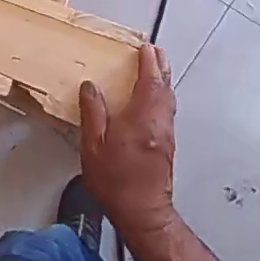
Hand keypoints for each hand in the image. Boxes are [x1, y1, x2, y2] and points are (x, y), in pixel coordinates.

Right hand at [79, 44, 177, 237]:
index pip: (149, 82)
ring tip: (157, 69)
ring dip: (163, 81)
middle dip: (161, 68)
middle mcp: (158, 123)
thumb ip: (93, 112)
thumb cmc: (116, 181)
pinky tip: (154, 98)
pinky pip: (167, 110)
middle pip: (164, 88)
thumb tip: (91, 87)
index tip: (146, 47)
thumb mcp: (93, 145)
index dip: (148, 63)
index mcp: (142, 118)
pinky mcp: (166, 145)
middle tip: (156, 52)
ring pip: (168, 100)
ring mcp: (165, 134)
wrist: (142, 212)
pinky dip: (162, 96)